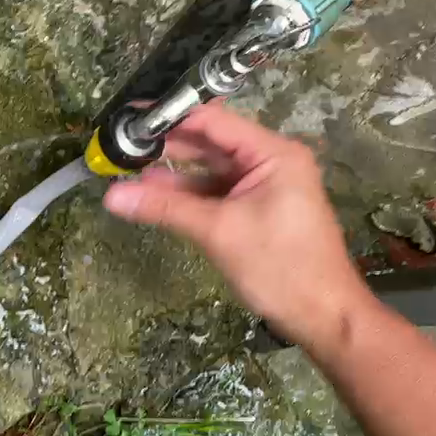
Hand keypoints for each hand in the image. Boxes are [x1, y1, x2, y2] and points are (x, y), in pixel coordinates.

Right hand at [101, 103, 374, 350]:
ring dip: (171, 171)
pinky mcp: (253, 209)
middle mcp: (268, 162)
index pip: (212, 121)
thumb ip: (164, 207)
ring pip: (208, 169)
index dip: (170, 117)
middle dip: (166, 144)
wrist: (323, 317)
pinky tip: (151, 194)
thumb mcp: (218, 231)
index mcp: (272, 153)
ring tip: (126, 169)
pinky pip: (213, 192)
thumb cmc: (281, 266)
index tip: (130, 119)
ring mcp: (261, 186)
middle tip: (122, 144)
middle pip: (209, 142)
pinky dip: (185, 194)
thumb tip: (111, 196)